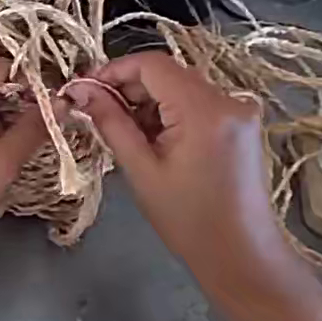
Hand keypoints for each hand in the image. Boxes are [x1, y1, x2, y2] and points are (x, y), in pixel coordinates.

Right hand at [62, 52, 302, 281]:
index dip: (114, 69)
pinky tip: (154, 139)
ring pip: (180, 85)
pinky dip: (169, 111)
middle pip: (167, 72)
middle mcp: (227, 99)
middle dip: (129, 87)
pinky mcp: (240, 122)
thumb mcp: (141, 169)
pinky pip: (196, 101)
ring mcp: (238, 109)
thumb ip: (110, 121)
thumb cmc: (187, 220)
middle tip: (97, 111)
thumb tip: (79, 89)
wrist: (242, 255)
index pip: (152, 64)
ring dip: (148, 101)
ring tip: (126, 132)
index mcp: (203, 109)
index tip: (85, 88)